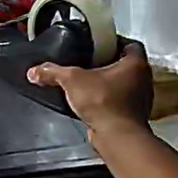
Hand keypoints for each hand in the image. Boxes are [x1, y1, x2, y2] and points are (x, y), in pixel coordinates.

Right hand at [27, 40, 151, 131]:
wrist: (116, 136)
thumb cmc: (103, 101)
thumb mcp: (72, 79)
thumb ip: (53, 72)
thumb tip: (34, 71)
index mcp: (136, 64)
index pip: (130, 44)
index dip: (115, 42)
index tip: (99, 44)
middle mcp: (143, 80)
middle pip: (126, 64)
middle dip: (108, 63)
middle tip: (89, 61)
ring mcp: (140, 99)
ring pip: (123, 84)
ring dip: (108, 83)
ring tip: (87, 82)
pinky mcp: (133, 116)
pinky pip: (119, 101)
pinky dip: (107, 100)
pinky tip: (90, 102)